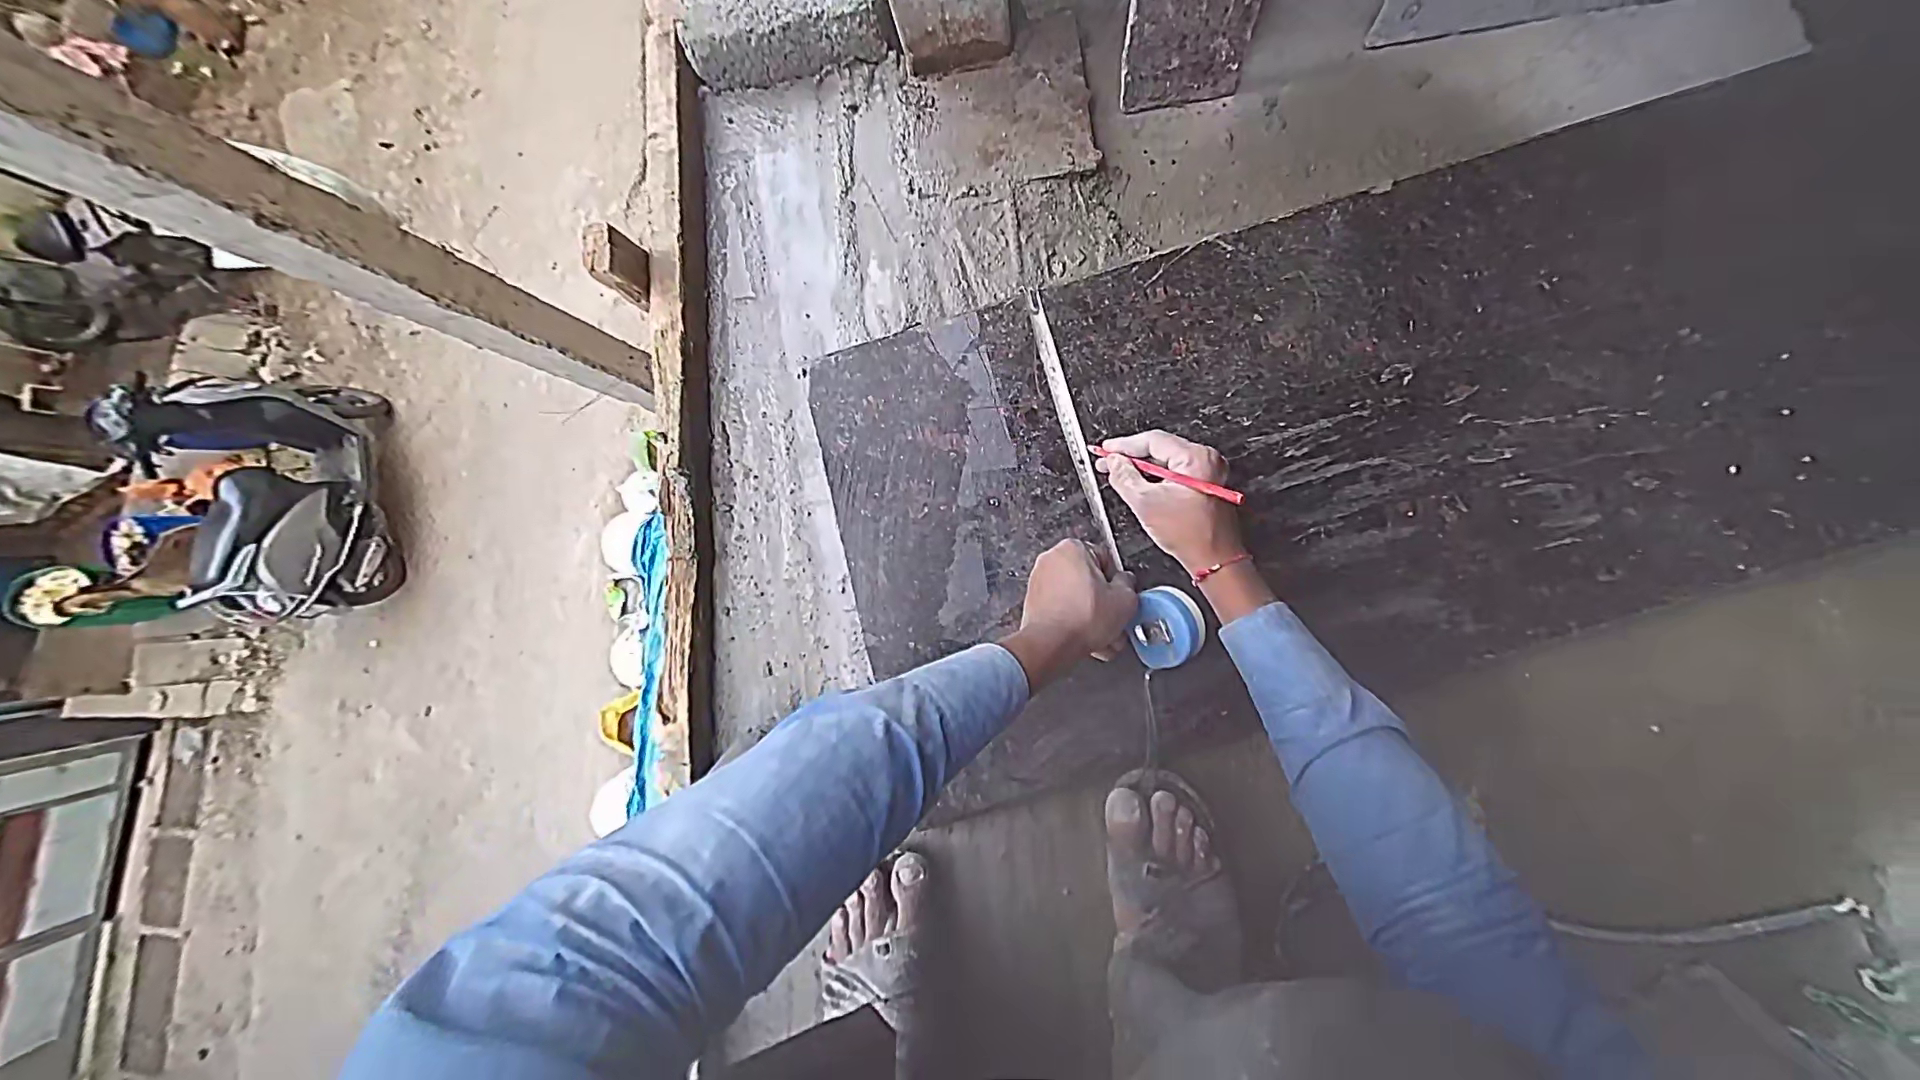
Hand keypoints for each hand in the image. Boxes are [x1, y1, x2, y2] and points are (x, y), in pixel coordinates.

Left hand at [1001, 539, 1137, 688]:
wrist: (1052, 644)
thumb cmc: (1082, 619)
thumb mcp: (1125, 599)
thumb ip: (1129, 584)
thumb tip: (1125, 582)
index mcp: (1073, 549)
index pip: (1106, 558)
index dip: (1117, 581)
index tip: (1120, 596)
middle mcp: (1052, 560)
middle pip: (1089, 581)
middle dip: (1103, 603)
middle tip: (1113, 618)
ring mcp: (1039, 581)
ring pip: (1076, 598)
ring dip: (1091, 617)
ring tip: (1103, 635)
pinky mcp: (1033, 602)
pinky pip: (1061, 610)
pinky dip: (1073, 622)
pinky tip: (1086, 639)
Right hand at [1096, 430, 1245, 573]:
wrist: (1213, 558)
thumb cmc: (1190, 535)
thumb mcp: (1145, 503)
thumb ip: (1124, 477)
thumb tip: (1114, 462)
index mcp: (1195, 459)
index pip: (1152, 440)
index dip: (1124, 444)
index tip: (1107, 448)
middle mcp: (1206, 460)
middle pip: (1160, 448)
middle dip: (1130, 456)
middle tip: (1108, 461)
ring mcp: (1208, 471)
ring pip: (1166, 460)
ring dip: (1141, 467)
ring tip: (1119, 473)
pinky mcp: (1205, 483)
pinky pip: (1175, 471)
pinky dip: (1155, 476)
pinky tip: (1138, 483)